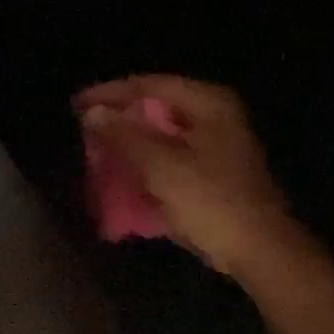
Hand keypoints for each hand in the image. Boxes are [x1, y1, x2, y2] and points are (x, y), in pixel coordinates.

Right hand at [74, 75, 301, 275]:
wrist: (257, 248)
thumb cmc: (210, 201)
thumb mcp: (161, 166)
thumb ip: (124, 136)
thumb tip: (93, 113)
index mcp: (208, 103)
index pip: (149, 85)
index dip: (110, 93)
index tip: (76, 105)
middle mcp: (215, 117)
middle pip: (157, 108)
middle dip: (119, 119)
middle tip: (85, 130)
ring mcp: (217, 147)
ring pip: (162, 135)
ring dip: (131, 143)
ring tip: (98, 152)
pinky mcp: (214, 174)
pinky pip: (171, 159)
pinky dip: (146, 163)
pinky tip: (124, 175)